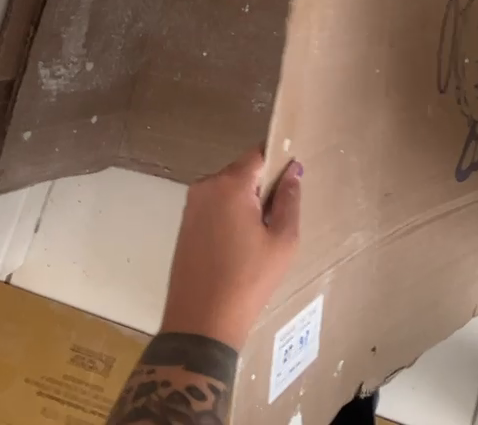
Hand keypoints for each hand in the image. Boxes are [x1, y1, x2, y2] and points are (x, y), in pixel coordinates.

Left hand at [159, 147, 302, 347]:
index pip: (260, 153)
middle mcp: (206, 186)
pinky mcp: (185, 224)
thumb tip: (292, 171)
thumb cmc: (248, 280)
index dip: (279, 162)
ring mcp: (191, 205)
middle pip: (243, 170)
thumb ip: (289, 199)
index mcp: (230, 184)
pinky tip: (239, 245)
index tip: (292, 181)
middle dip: (262, 186)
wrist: (201, 324)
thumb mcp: (282, 241)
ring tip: (258, 236)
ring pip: (229, 189)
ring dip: (246, 201)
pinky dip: (230, 215)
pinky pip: (215, 205)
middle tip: (277, 217)